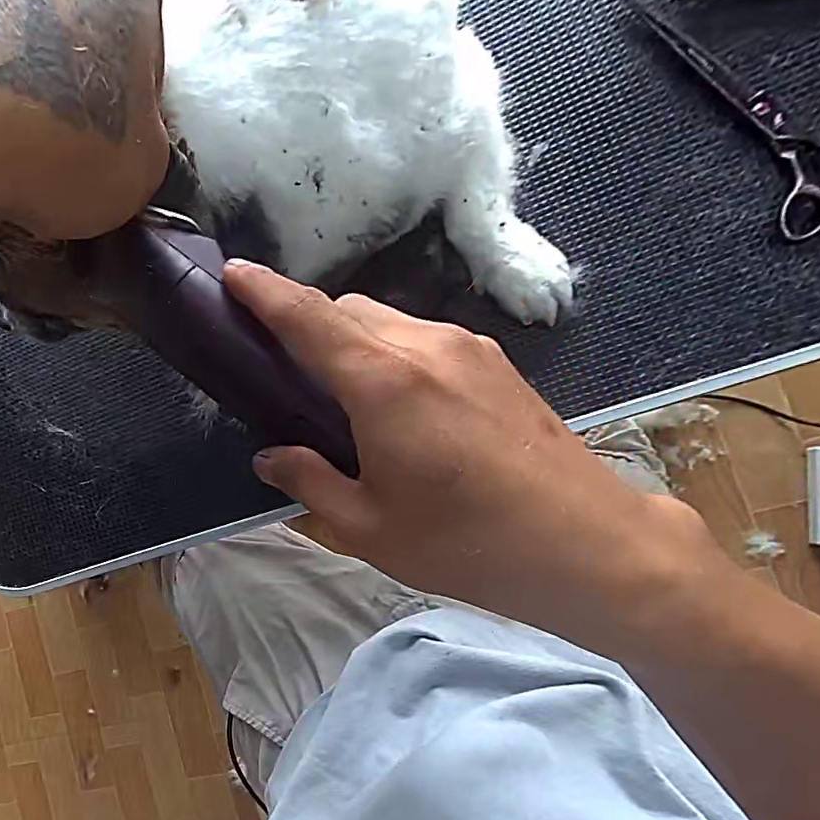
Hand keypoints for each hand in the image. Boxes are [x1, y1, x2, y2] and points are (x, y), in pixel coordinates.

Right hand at [226, 263, 742, 655]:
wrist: (585, 544)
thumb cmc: (463, 542)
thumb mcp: (367, 526)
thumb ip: (310, 482)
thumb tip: (271, 458)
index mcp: (382, 382)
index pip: (308, 317)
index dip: (265, 293)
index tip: (234, 275)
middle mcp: (425, 346)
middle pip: (349, 310)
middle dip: (307, 322)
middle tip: (285, 368)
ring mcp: (469, 349)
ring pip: (389, 321)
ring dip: (353, 341)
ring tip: (342, 395)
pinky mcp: (499, 364)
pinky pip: (425, 339)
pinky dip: (392, 353)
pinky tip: (397, 404)